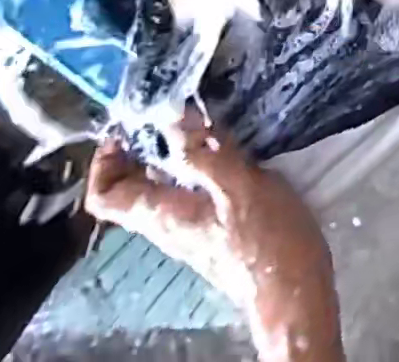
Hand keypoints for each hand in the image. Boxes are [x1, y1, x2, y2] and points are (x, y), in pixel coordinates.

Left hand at [86, 109, 342, 361]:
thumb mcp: (240, 187)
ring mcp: (193, 224)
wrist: (294, 291)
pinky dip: (196, 159)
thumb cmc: (268, 241)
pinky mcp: (216, 222)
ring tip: (196, 115)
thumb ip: (206, 154)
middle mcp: (170, 222)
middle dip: (140, 144)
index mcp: (164, 215)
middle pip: (132, 185)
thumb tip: (174, 117)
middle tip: (164, 107)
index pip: (105, 197)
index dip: (104, 162)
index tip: (126, 126)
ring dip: (171, 147)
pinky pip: (189, 186)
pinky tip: (223, 141)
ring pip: (162, 184)